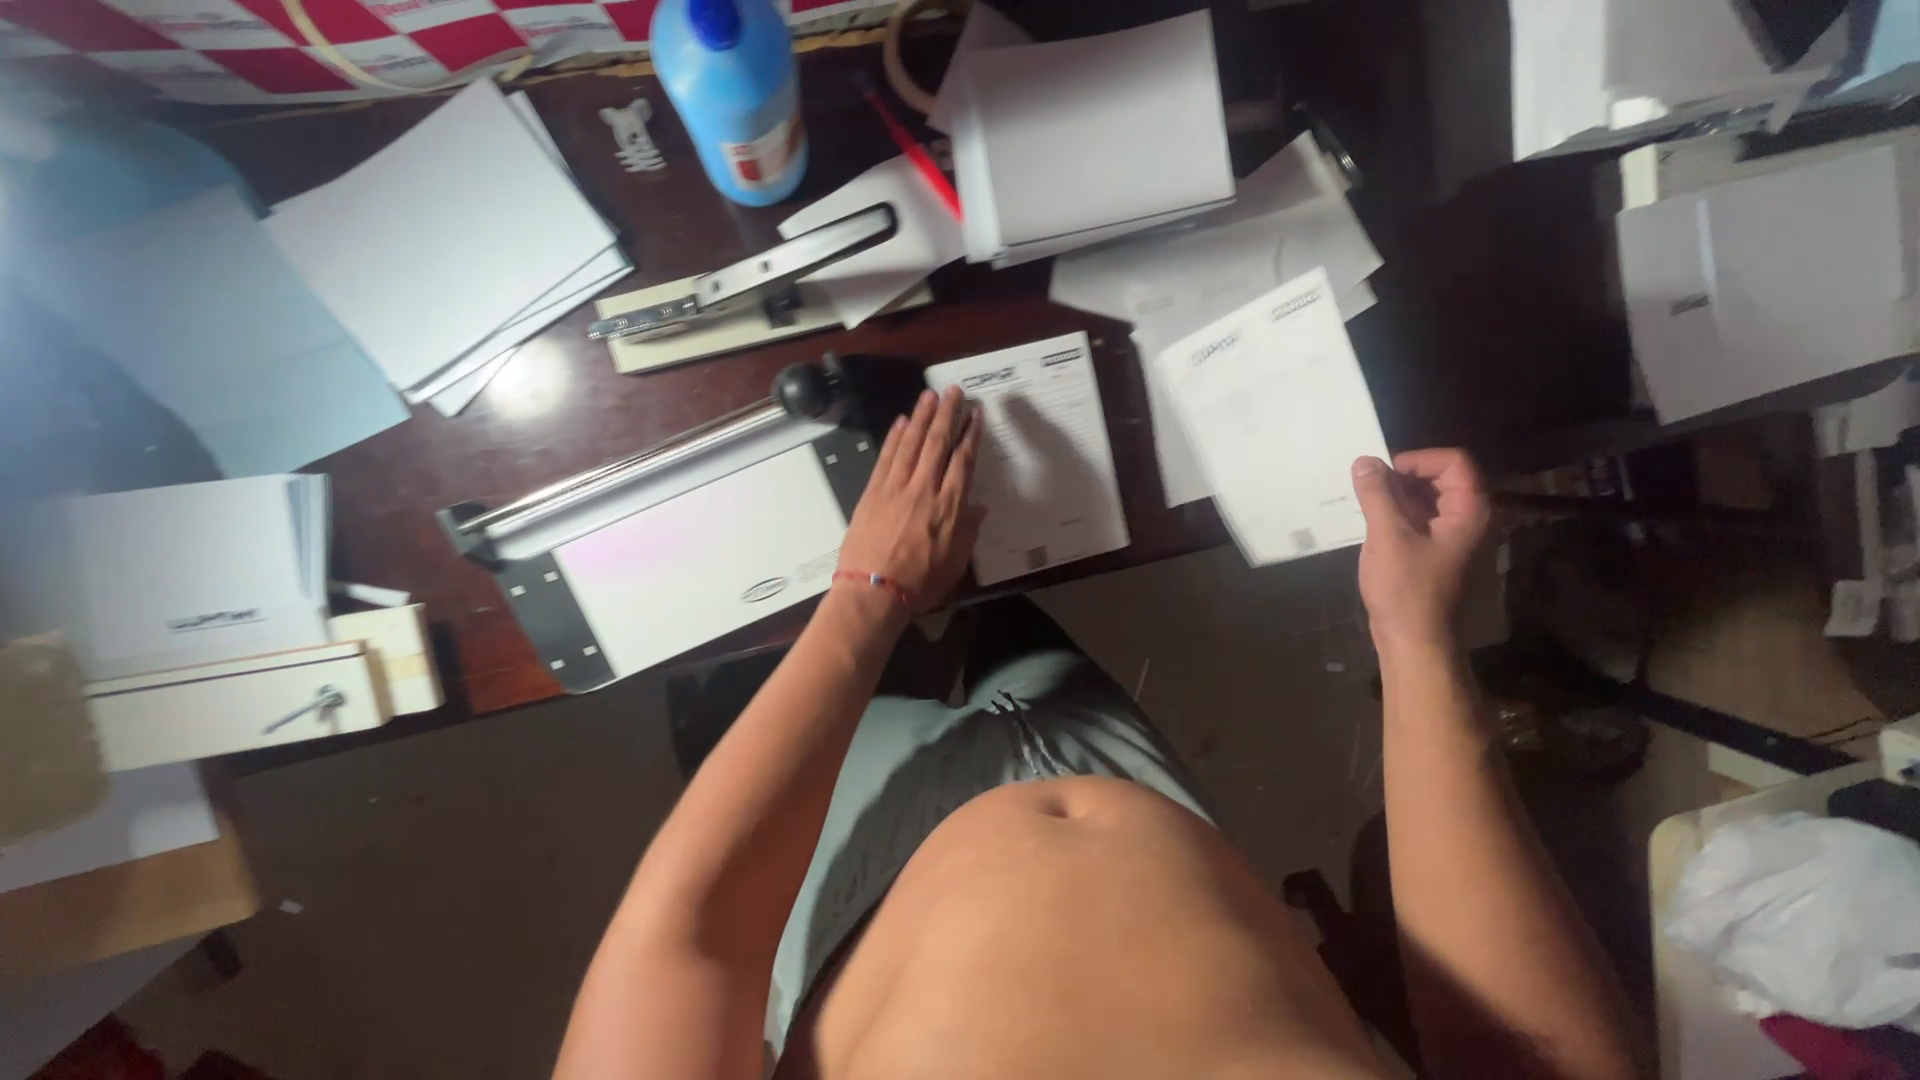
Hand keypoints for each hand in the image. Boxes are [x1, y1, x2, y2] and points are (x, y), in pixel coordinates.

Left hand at [838, 387, 984, 612]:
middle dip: (947, 414)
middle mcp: (923, 489)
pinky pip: (886, 458)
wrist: (873, 591)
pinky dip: (894, 438)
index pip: (963, 461)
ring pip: (911, 444)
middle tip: (953, 392)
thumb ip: (968, 531)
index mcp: (948, 506)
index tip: (975, 415)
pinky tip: (901, 422)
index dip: (970, 435)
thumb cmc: (919, 582)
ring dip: (920, 417)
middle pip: (937, 443)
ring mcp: (895, 488)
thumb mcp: (955, 562)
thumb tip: (979, 507)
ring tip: (929, 396)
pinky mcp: (872, 492)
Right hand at [1351, 449, 1491, 651]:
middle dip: (1402, 478)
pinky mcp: (1439, 555)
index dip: (1416, 460)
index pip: (1453, 461)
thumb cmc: (1407, 589)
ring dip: (1397, 498)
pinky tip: (1374, 529)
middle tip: (1369, 491)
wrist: (1416, 642)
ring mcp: (1456, 539)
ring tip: (1367, 509)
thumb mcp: (1388, 535)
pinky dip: (1398, 517)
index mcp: (1470, 511)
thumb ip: (1377, 494)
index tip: (1382, 475)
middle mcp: (1471, 520)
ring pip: (1429, 500)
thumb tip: (1364, 461)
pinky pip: (1422, 522)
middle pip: (1442, 478)